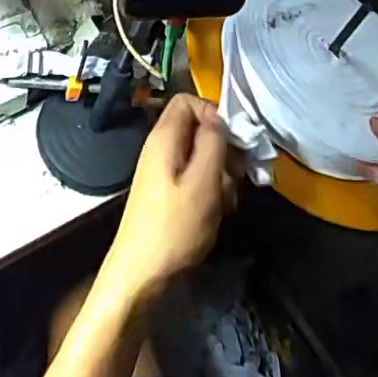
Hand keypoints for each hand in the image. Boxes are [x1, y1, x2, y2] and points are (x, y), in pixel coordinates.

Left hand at [99, 95, 234, 304]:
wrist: (140, 276)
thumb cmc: (173, 227)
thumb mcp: (202, 182)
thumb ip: (213, 142)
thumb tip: (220, 116)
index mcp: (164, 137)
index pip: (188, 100)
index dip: (214, 112)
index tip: (234, 140)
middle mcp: (161, 148)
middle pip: (198, 128)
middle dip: (224, 148)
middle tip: (237, 175)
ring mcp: (164, 171)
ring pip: (201, 155)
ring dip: (221, 173)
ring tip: (227, 200)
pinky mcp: (168, 193)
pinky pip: (196, 178)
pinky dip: (211, 189)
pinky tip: (218, 211)